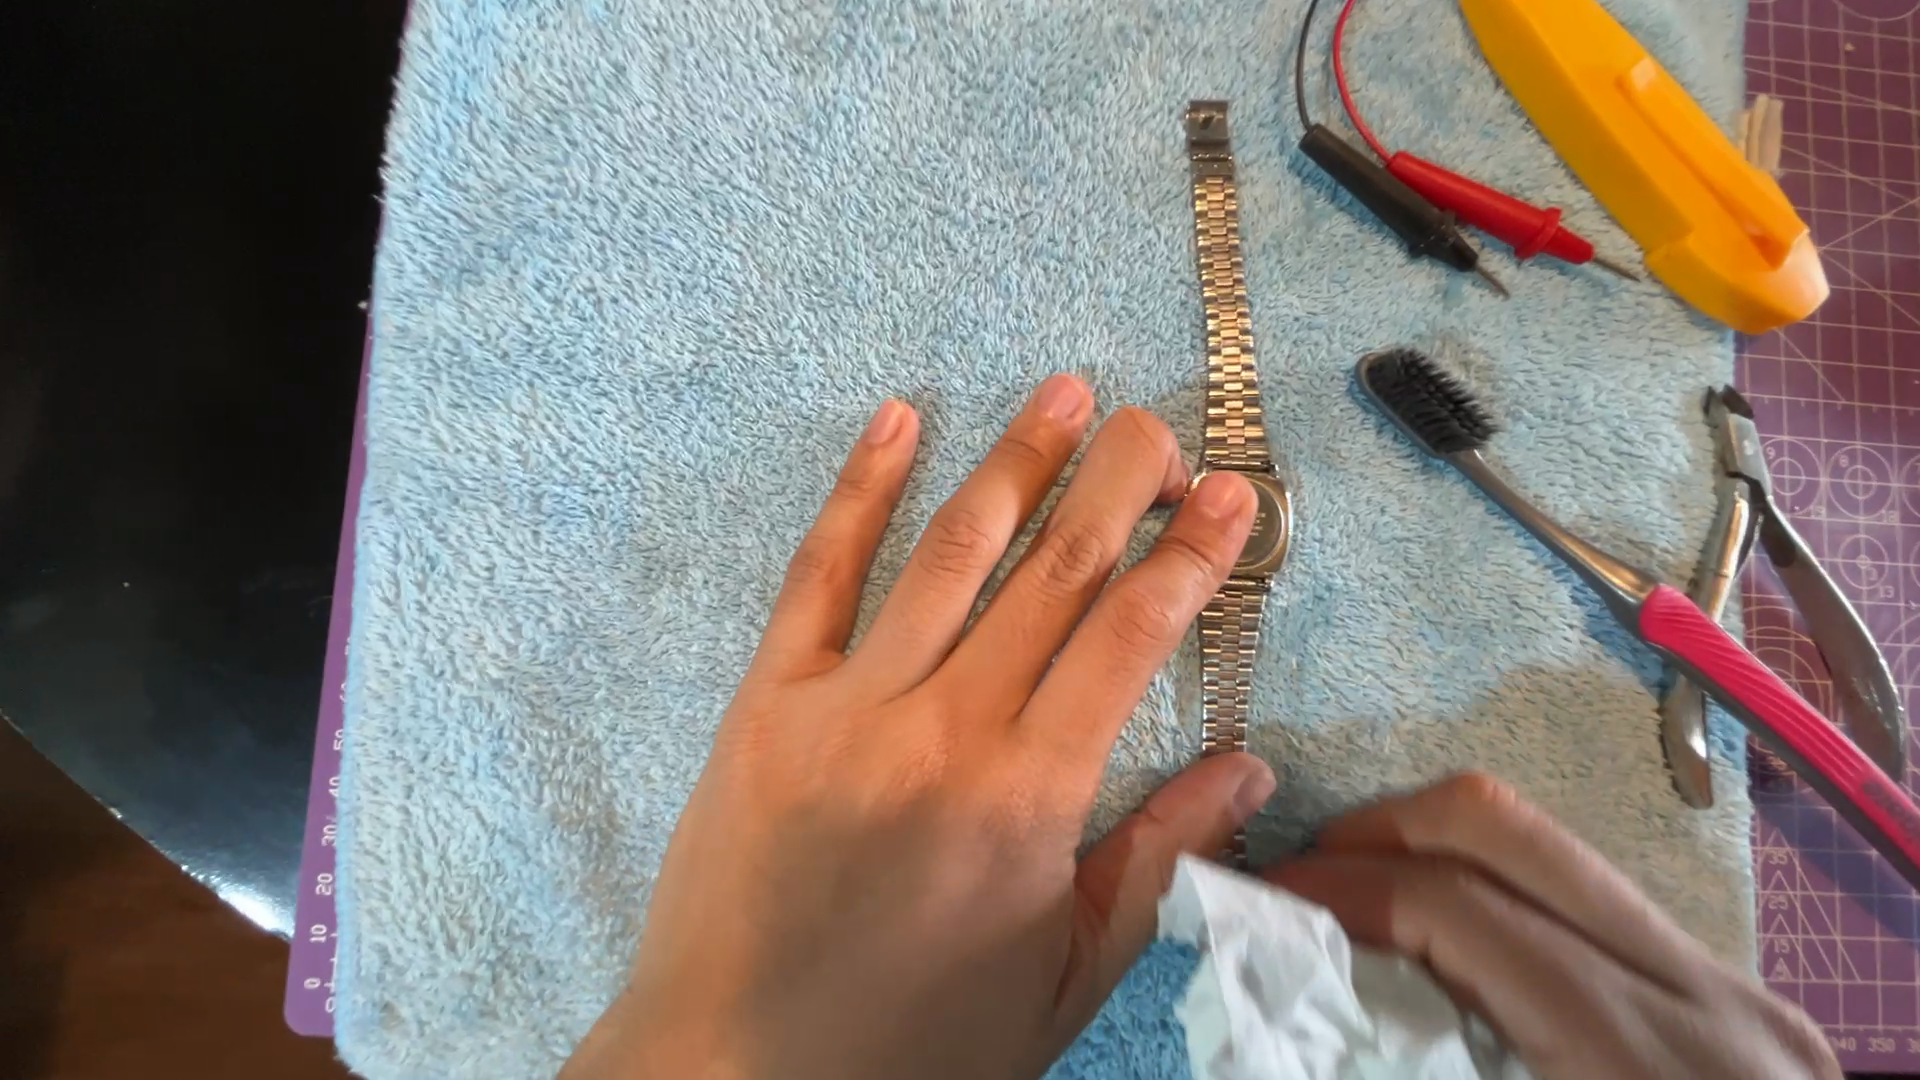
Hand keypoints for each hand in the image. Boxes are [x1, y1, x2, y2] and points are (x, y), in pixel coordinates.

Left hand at [561, 375, 1275, 1079]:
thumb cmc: (917, 1042)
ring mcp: (848, 701)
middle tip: (1154, 423)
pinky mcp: (770, 696)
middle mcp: (946, 727)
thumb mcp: (1065, 974)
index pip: (1131, 638)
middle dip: (1116, 483)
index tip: (1228, 492)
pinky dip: (861, 490)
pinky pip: (819, 572)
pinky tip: (898, 420)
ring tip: (1062, 395)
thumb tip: (1249, 765)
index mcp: (1030, 798)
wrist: (737, 1075)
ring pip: (951, 552)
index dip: (1190, 555)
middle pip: (1053, 572)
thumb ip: (1158, 856)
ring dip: (1015, 463)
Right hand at [1267, 774, 1840, 1079]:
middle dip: (1374, 829)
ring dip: (1419, 840)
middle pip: (1499, 828)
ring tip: (1360, 885)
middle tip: (1310, 872)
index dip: (1343, 891)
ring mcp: (1723, 979)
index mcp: (1650, 1066)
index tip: (1271, 903)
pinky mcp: (1717, 981)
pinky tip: (1436, 924)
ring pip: (1534, 835)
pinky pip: (1561, 879)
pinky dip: (1473, 874)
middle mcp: (1708, 998)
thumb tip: (1287, 1012)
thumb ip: (1398, 1066)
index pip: (1460, 912)